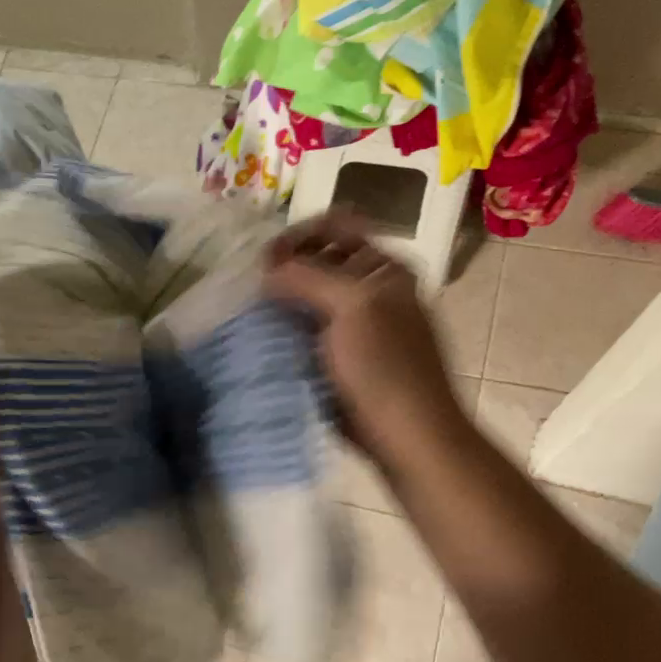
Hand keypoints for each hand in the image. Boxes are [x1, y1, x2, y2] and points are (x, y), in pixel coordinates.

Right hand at [264, 213, 467, 469]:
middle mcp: (371, 290)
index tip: (265, 261)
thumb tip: (268, 270)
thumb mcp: (351, 306)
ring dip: (281, 302)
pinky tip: (264, 342)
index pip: (336, 225)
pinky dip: (284, 332)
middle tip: (253, 290)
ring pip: (309, 298)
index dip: (298, 235)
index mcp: (384, 267)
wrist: (407, 436)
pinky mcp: (340, 359)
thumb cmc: (385, 368)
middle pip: (319, 260)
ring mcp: (356, 326)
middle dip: (285, 269)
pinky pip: (305, 332)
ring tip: (252, 316)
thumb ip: (307, 275)